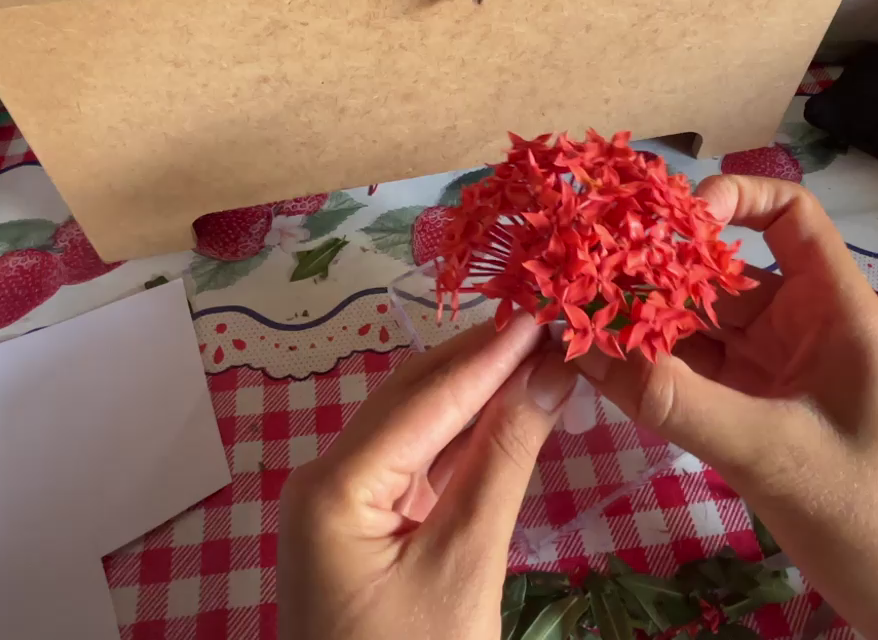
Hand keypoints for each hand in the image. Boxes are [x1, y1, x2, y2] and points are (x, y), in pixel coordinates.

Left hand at [278, 315, 576, 639]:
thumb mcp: (466, 566)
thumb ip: (503, 461)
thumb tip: (549, 375)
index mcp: (333, 485)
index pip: (425, 398)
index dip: (489, 353)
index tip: (541, 312)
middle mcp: (328, 477)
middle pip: (413, 399)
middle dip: (480, 363)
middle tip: (545, 328)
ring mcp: (344, 501)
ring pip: (416, 425)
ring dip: (475, 394)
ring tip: (534, 357)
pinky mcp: (367, 523)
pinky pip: (418, 462)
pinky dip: (465, 438)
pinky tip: (506, 411)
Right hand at [577, 175, 877, 639]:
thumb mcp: (775, 454)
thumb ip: (678, 402)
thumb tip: (587, 350)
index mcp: (833, 309)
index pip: (790, 214)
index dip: (734, 199)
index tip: (673, 224)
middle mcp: (799, 327)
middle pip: (723, 272)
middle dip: (659, 270)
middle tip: (587, 276)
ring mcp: (774, 372)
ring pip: (700, 325)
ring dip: (646, 323)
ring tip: (579, 319)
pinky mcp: (754, 413)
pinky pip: (695, 373)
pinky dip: (654, 369)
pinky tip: (605, 368)